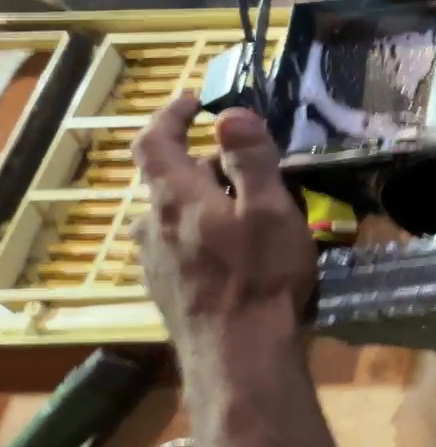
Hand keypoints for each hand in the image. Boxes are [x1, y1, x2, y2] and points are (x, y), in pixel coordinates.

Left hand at [133, 96, 315, 363]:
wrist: (238, 345)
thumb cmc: (261, 272)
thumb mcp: (269, 209)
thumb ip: (251, 161)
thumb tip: (232, 114)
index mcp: (178, 199)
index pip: (156, 144)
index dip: (171, 117)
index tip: (195, 101)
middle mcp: (154, 222)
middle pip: (172, 179)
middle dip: (207, 164)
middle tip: (253, 166)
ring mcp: (156, 256)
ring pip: (178, 213)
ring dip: (208, 200)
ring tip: (251, 208)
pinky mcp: (167, 283)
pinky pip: (182, 242)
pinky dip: (206, 230)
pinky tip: (238, 249)